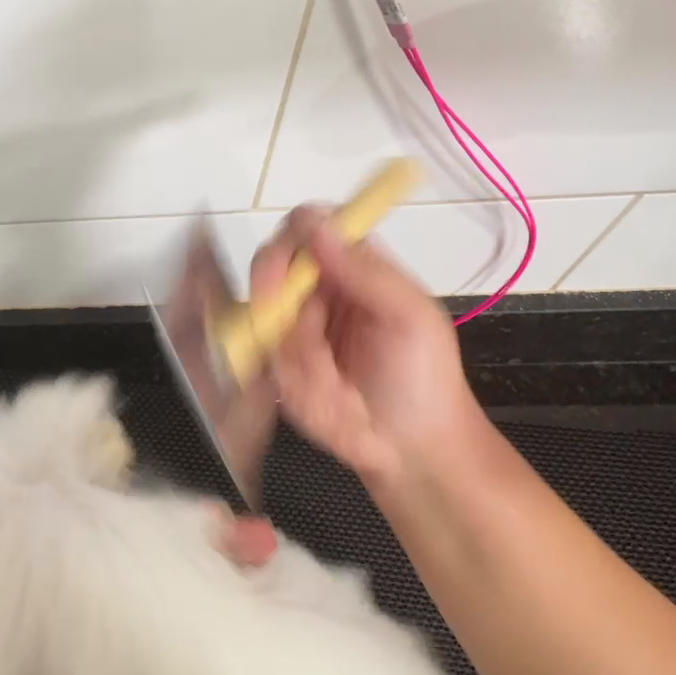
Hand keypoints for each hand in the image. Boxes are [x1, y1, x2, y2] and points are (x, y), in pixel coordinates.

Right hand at [249, 206, 481, 485]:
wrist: (406, 449)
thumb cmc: (422, 380)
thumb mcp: (409, 318)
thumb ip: (367, 271)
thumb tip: (318, 225)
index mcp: (354, 269)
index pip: (311, 227)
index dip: (298, 231)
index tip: (296, 252)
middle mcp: (315, 292)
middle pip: (272, 261)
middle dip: (273, 284)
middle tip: (292, 317)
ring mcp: (290, 328)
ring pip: (257, 308)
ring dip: (282, 337)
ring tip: (321, 370)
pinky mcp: (272, 364)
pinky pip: (253, 351)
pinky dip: (274, 365)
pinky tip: (309, 384)